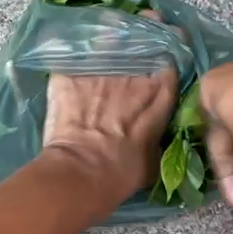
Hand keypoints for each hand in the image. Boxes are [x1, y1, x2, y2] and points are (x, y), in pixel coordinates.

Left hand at [40, 67, 176, 203]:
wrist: (81, 171)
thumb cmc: (122, 173)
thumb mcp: (154, 161)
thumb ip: (156, 139)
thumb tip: (154, 137)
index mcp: (157, 95)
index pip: (166, 73)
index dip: (159, 79)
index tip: (153, 87)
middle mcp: (131, 75)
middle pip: (134, 63)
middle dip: (129, 73)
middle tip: (119, 92)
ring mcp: (99, 72)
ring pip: (102, 61)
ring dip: (99, 72)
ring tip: (92, 89)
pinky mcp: (69, 76)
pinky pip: (70, 68)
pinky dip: (69, 79)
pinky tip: (66, 91)